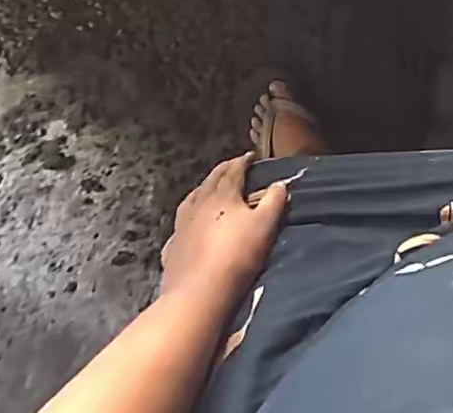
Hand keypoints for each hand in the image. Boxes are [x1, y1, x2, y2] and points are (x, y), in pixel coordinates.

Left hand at [159, 155, 291, 304]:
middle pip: (210, 181)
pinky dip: (188, 218)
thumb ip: (274, 200)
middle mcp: (199, 206)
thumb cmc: (236, 255)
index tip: (251, 156)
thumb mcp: (265, 224)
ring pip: (191, 200)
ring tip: (210, 188)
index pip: (233, 171)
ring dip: (203, 189)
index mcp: (222, 195)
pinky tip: (189, 225)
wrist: (197, 296)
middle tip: (234, 166)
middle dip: (223, 170)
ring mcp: (181, 228)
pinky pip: (180, 226)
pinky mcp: (172, 250)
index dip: (243, 161)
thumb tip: (279, 184)